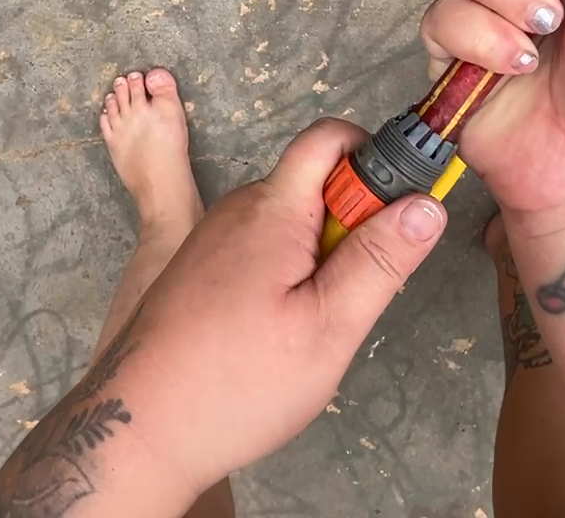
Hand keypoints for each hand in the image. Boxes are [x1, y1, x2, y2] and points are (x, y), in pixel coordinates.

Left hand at [110, 119, 446, 493]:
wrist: (137, 427)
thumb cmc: (236, 381)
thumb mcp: (328, 326)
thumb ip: (379, 260)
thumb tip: (427, 204)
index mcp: (272, 207)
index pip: (327, 137)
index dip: (370, 156)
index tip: (394, 211)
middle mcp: (240, 207)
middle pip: (314, 184)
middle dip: (349, 225)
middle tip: (349, 295)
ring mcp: (216, 235)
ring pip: (289, 221)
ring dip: (317, 256)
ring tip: (309, 324)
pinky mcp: (203, 264)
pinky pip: (261, 246)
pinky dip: (285, 273)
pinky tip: (274, 331)